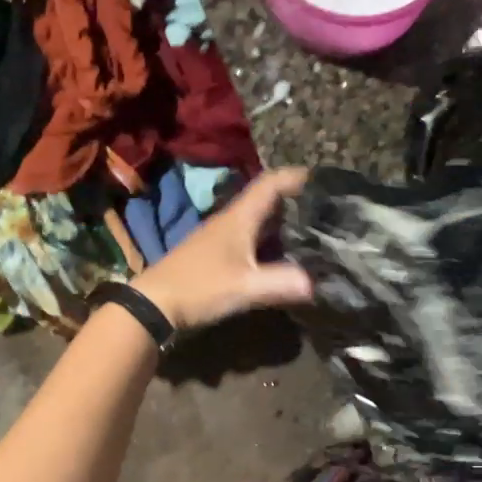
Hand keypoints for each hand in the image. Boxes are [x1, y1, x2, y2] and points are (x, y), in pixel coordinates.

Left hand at [133, 168, 312, 330]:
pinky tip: (285, 256)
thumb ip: (280, 283)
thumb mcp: (244, 287)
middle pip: (268, 200)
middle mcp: (232, 221)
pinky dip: (271, 241)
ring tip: (314, 231)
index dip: (296, 177)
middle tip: (327, 210)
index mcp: (239, 218)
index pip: (271, 183)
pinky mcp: (218, 255)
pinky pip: (252, 239)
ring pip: (260, 220)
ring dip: (284, 222)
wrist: (154, 305)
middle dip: (297, 200)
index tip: (323, 180)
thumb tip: (315, 283)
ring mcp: (223, 237)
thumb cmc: (199, 288)